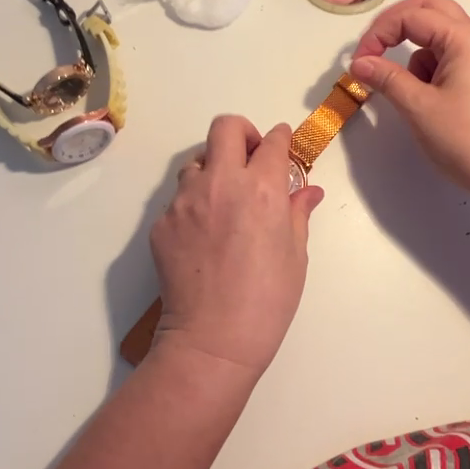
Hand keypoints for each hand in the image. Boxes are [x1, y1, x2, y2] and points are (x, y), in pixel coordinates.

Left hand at [150, 116, 324, 373]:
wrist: (213, 339)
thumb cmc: (268, 301)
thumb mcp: (295, 255)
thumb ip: (297, 213)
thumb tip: (307, 190)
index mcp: (262, 189)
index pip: (273, 142)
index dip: (281, 139)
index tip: (282, 145)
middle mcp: (221, 183)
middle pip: (225, 128)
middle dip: (242, 134)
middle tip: (251, 159)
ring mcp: (184, 201)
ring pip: (196, 163)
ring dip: (213, 170)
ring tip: (224, 203)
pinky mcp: (161, 223)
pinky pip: (179, 200)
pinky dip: (194, 207)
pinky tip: (204, 238)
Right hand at [349, 0, 469, 199]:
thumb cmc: (465, 140)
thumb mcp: (418, 107)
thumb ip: (386, 78)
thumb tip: (359, 63)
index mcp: (465, 38)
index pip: (412, 16)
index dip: (378, 34)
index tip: (358, 63)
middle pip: (430, 9)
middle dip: (396, 26)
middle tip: (372, 51)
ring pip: (439, 34)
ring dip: (414, 52)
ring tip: (407, 92)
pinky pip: (451, 56)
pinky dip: (430, 68)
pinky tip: (428, 100)